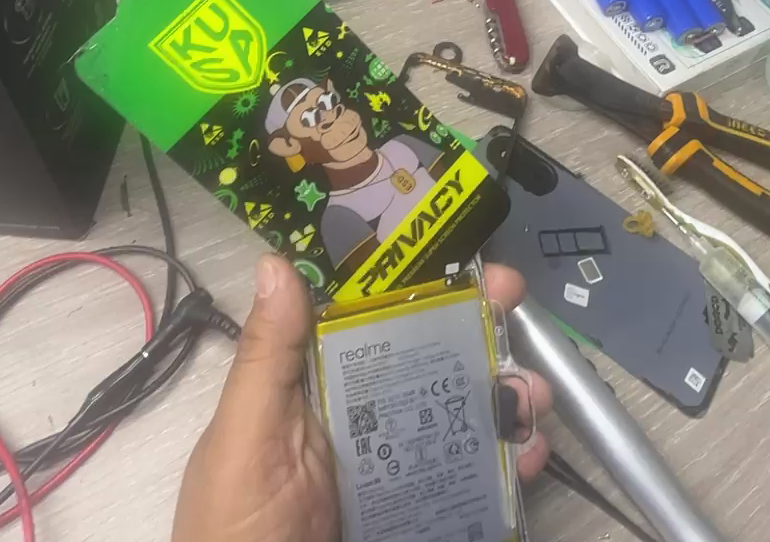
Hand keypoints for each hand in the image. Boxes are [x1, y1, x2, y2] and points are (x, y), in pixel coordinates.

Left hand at [170, 258, 551, 541]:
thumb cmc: (238, 525)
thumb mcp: (244, 438)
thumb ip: (268, 357)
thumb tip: (278, 260)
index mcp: (316, 379)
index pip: (372, 313)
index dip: (418, 279)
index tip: (460, 256)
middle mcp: (360, 410)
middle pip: (428, 352)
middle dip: (476, 321)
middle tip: (514, 300)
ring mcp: (393, 459)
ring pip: (459, 406)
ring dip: (503, 388)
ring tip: (531, 392)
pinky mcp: (418, 504)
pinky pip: (469, 471)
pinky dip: (505, 456)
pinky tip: (527, 449)